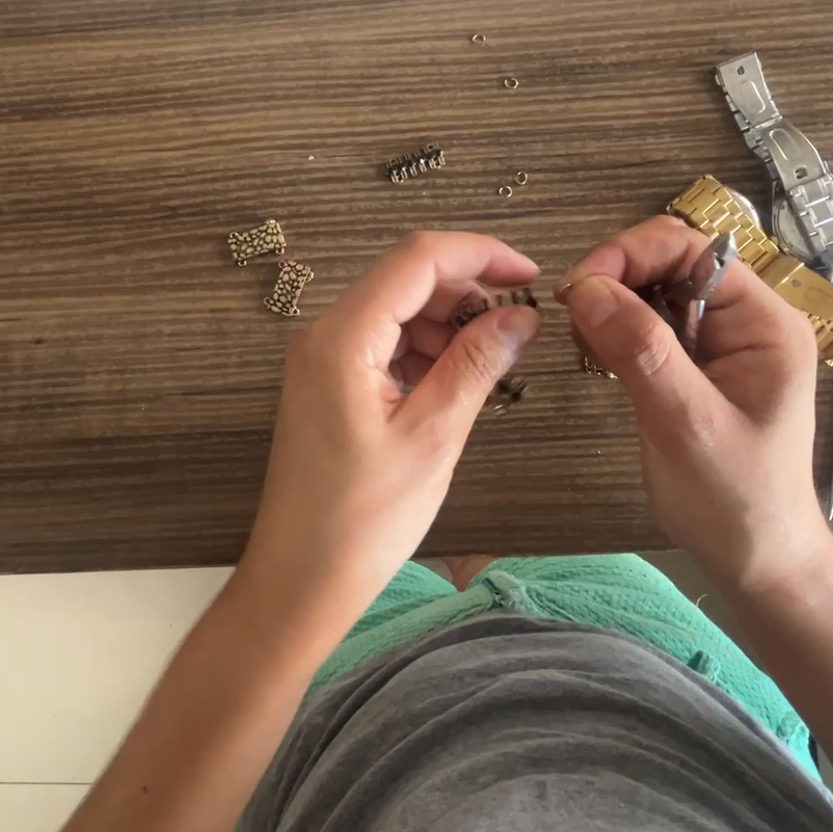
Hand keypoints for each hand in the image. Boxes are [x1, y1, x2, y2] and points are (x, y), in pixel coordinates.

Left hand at [240, 232, 540, 618]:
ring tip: (490, 367)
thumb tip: (520, 315)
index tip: (531, 276)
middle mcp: (323, 334)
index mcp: (342, 337)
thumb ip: (476, 364)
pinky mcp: (327, 383)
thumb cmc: (363, 519)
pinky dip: (422, 352)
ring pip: (395, 311)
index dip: (480, 254)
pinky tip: (452, 383)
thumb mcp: (433, 436)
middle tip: (516, 333)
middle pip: (404, 280)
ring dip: (446, 326)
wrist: (301, 577)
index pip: (416, 258)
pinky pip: (382, 344)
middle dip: (465, 294)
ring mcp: (321, 358)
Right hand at [556, 215, 832, 593]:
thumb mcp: (687, 423)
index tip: (575, 289)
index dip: (629, 254)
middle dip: (613, 278)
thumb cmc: (733, 497)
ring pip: (647, 289)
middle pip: (667, 261)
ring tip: (588, 347)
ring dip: (607, 305)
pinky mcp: (686, 362)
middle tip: (573, 318)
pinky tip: (598, 358)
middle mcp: (740, 319)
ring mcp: (713, 340)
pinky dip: (609, 329)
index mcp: (761, 322)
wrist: (752, 554)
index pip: (692, 249)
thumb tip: (585, 289)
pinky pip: (640, 322)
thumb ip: (641, 351)